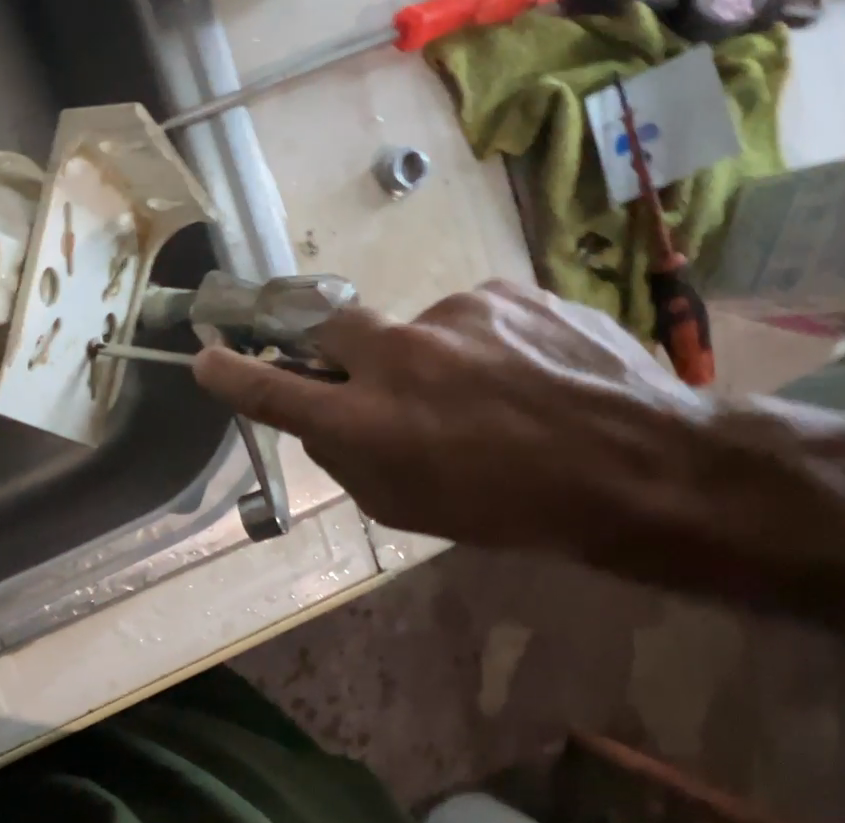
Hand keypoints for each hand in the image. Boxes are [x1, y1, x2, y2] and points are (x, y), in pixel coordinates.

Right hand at [194, 280, 702, 547]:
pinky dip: (477, 346)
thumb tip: (321, 423)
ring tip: (485, 399)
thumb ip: (349, 461)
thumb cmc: (510, 509)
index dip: (230, 374)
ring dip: (427, 361)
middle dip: (327, 345)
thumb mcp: (408, 508)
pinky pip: (468, 318)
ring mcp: (454, 314)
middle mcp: (398, 356)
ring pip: (412, 330)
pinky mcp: (506, 292)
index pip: (272, 389)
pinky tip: (521, 377)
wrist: (639, 464)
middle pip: (327, 325)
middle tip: (359, 373)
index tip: (205, 358)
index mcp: (367, 420)